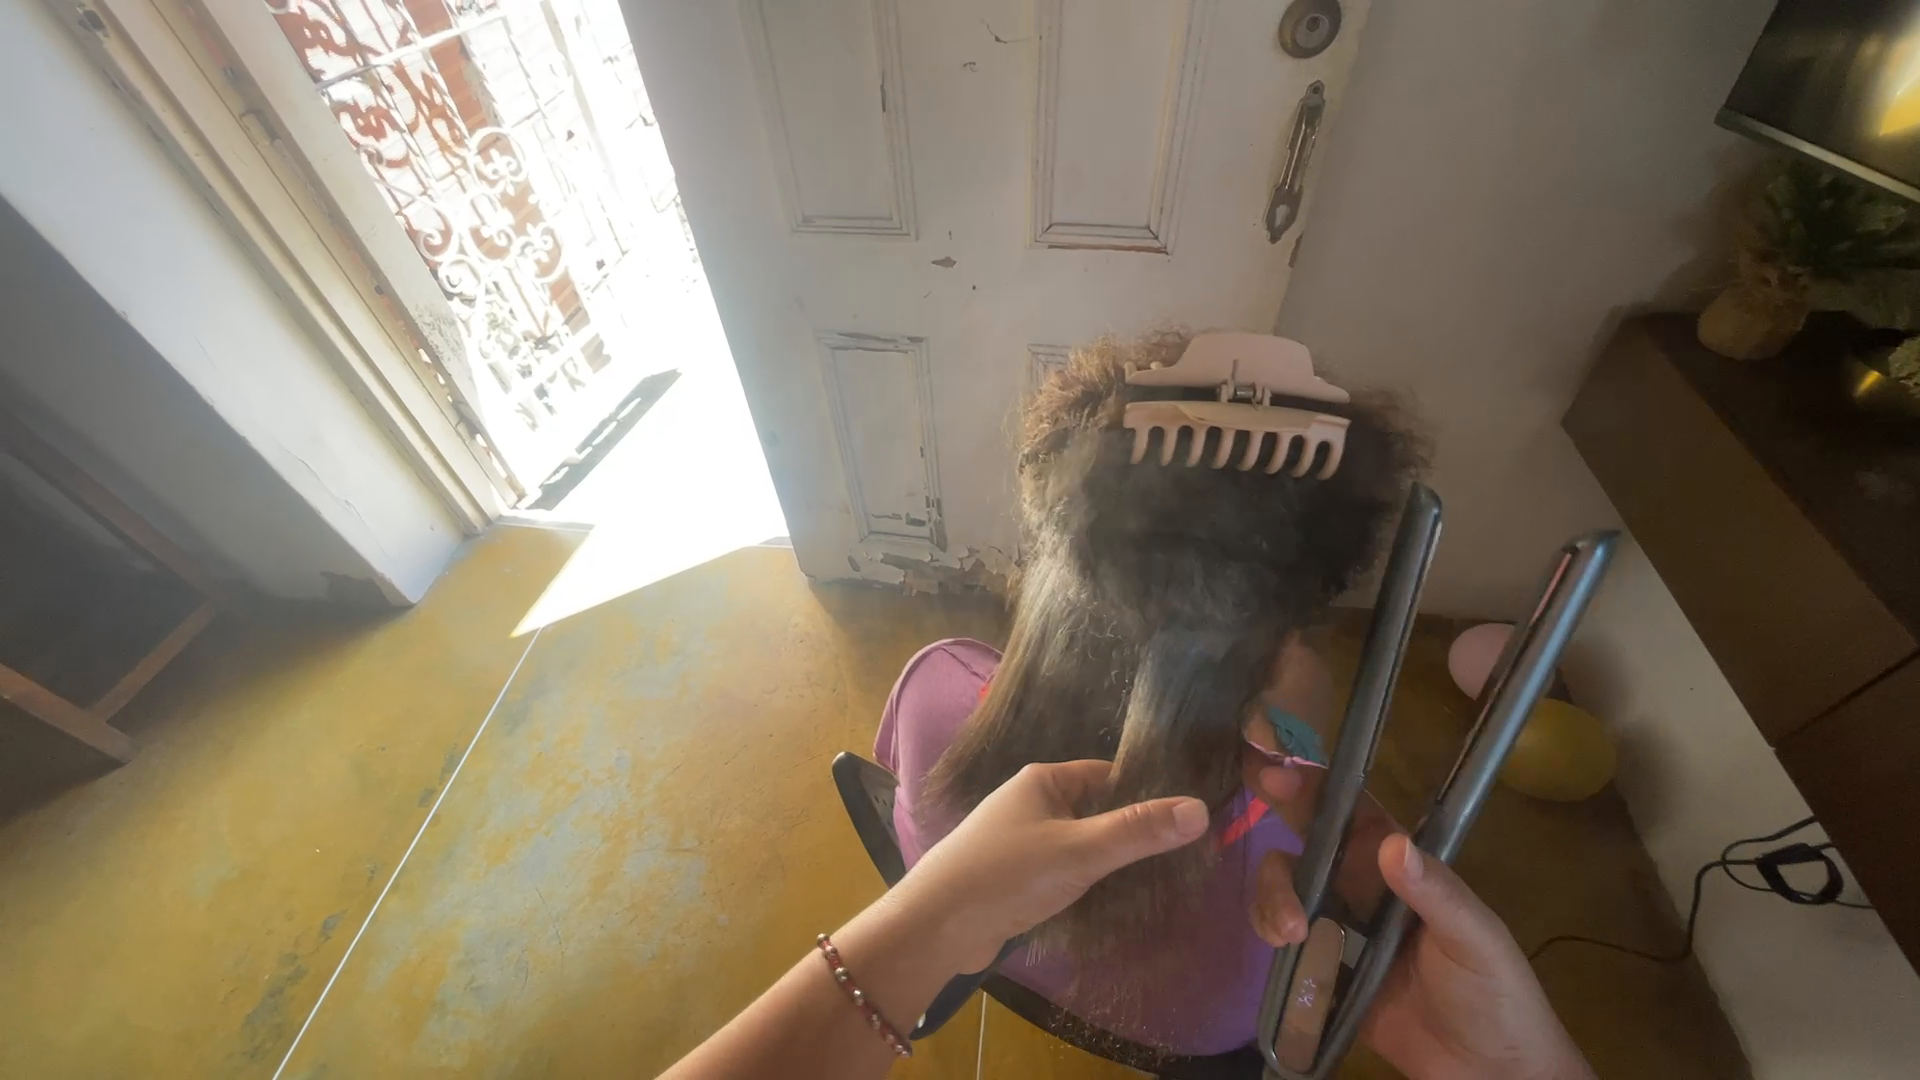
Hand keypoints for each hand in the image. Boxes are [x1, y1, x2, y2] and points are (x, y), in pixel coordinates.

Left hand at [886, 760, 1210, 972]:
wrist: (938, 924)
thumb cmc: (1008, 872)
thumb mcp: (1080, 850)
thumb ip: (1136, 831)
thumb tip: (1201, 808)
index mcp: (1043, 780)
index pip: (1106, 776)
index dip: (1144, 794)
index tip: (1187, 818)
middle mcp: (1031, 801)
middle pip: (1095, 809)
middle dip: (1131, 831)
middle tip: (1184, 855)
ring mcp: (1021, 839)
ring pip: (1080, 842)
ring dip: (1110, 859)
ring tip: (1161, 880)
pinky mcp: (1016, 875)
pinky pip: (1064, 868)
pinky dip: (1087, 880)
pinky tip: (1115, 901)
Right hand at [1239, 723, 1590, 1079]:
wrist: (1490, 1076)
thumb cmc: (1497, 995)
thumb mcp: (1478, 941)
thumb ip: (1437, 894)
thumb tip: (1393, 846)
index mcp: (1395, 864)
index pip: (1349, 809)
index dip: (1314, 784)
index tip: (1279, 773)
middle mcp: (1357, 881)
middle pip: (1305, 833)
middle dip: (1277, 811)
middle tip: (1256, 803)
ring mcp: (1334, 919)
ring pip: (1282, 879)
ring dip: (1272, 891)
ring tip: (1288, 932)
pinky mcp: (1317, 959)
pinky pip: (1278, 928)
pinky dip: (1268, 927)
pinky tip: (1281, 947)